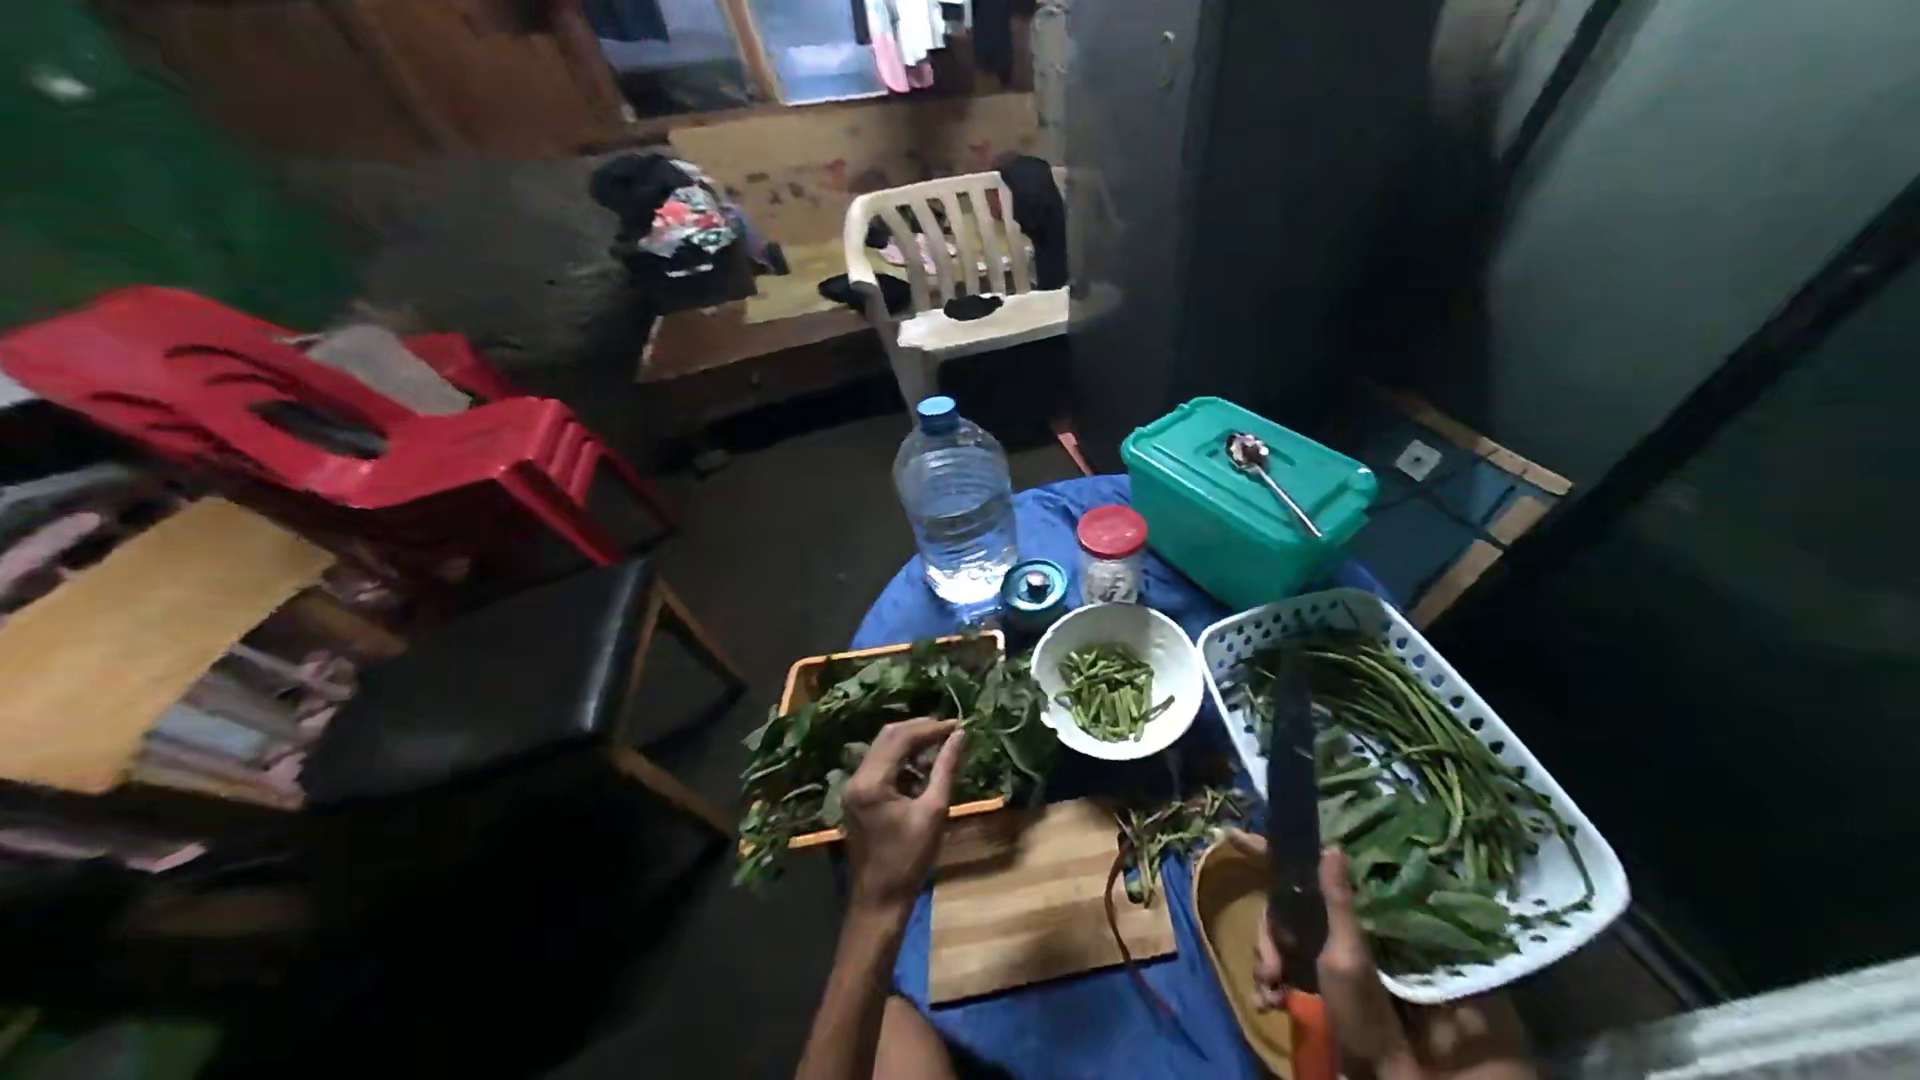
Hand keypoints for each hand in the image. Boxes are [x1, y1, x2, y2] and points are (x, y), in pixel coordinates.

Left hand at [842, 717, 965, 913]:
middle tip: (950, 731)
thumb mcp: (934, 811)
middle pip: (888, 737)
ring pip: (883, 749)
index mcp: (871, 782)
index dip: (930, 728)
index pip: (900, 738)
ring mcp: (854, 787)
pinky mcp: (858, 797)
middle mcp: (856, 778)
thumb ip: (946, 769)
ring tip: (941, 748)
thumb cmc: (909, 859)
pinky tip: (924, 770)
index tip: (957, 725)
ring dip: (911, 745)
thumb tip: (959, 736)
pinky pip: (881, 766)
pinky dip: (903, 762)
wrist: (880, 899)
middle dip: (920, 731)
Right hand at [1249, 840, 1412, 1070]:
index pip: (1292, 875)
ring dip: (1264, 971)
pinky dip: (1267, 989)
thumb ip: (1336, 902)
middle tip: (1272, 972)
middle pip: (1272, 918)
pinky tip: (1270, 1005)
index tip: (1234, 834)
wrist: (1372, 1067)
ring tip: (1273, 996)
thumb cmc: (1359, 1005)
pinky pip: (1272, 973)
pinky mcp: (1303, 983)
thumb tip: (1332, 845)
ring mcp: (1310, 958)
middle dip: (1265, 945)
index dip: (1263, 853)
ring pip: (1268, 946)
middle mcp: (1317, 931)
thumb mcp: (1346, 951)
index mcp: (1328, 918)